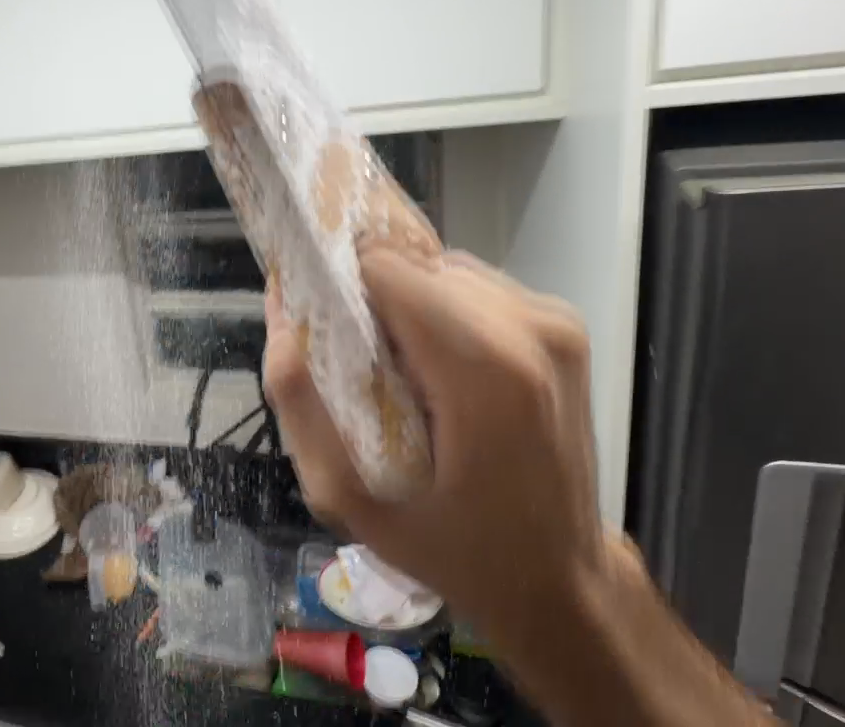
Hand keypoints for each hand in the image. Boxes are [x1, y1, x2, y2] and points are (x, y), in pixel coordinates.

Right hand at [264, 248, 610, 648]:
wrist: (559, 579)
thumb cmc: (450, 545)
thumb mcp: (347, 497)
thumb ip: (298, 403)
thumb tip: (279, 313)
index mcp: (484, 369)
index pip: (387, 267)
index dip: (343, 286)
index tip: (324, 327)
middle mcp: (530, 329)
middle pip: (414, 265)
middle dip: (374, 299)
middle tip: (360, 359)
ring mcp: (556, 323)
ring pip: (445, 269)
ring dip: (409, 304)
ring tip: (401, 367)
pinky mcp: (565, 326)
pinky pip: (476, 286)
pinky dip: (444, 311)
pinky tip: (439, 367)